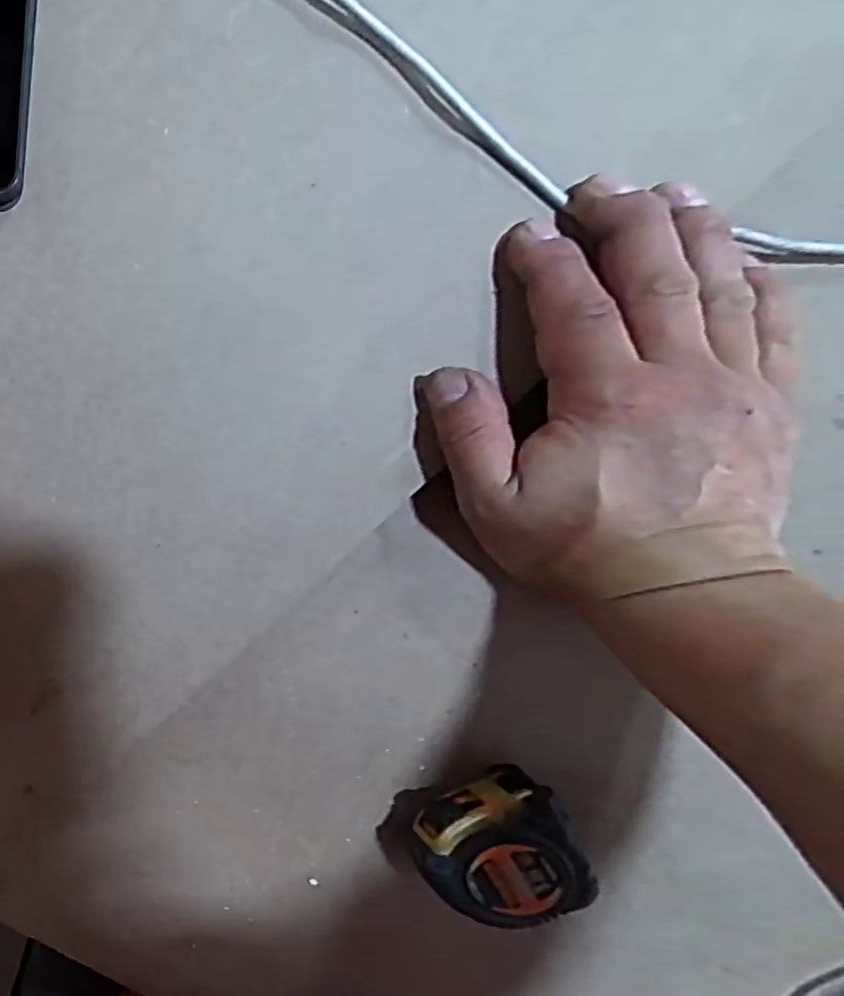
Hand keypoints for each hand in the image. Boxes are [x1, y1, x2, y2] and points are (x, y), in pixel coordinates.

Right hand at [423, 177, 800, 602]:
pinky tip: (739, 254)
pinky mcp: (772, 398)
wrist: (684, 584)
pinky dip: (756, 278)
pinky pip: (774, 321)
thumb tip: (446, 377)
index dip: (549, 264)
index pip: (576, 310)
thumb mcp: (491, 501)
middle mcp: (680, 374)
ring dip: (695, 233)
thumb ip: (468, 436)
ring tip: (674, 193)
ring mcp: (737, 381)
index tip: (526, 234)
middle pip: (658, 279)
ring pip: (722, 287)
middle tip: (601, 185)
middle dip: (627, 223)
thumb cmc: (572, 544)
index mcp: (607, 396)